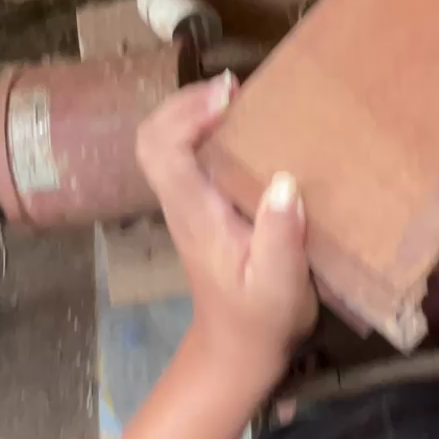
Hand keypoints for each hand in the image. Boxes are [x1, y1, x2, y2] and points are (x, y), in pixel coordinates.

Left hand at [134, 74, 317, 387]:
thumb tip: (285, 182)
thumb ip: (280, 239)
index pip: (163, 151)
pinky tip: (244, 124)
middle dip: (185, 102)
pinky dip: (206, 128)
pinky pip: (188, 153)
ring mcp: (187, 203)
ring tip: (239, 96)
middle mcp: (182, 202)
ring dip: (194, 110)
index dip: (186, 115)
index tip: (229, 98)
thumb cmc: (259, 321)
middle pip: (153, 137)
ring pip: (165, 141)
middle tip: (234, 87)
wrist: (237, 350)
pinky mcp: (201, 204)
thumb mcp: (280, 287)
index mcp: (195, 216)